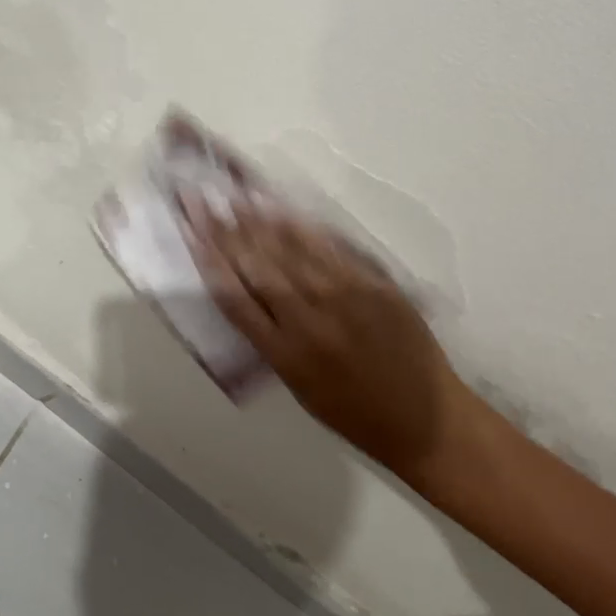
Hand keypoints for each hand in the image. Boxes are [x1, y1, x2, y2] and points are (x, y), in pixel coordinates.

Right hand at [180, 195, 471, 477]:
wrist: (424, 420)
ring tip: (235, 195)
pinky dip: (305, 228)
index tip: (190, 231)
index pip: (234, 298)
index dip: (208, 260)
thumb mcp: (298, 387)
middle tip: (201, 199)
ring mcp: (344, 299)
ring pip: (291, 252)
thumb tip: (251, 294)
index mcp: (283, 354)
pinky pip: (333, 251)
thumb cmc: (353, 413)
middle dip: (225, 230)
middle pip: (257, 266)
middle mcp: (308, 322)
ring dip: (259, 221)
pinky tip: (284, 209)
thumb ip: (273, 341)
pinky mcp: (375, 286)